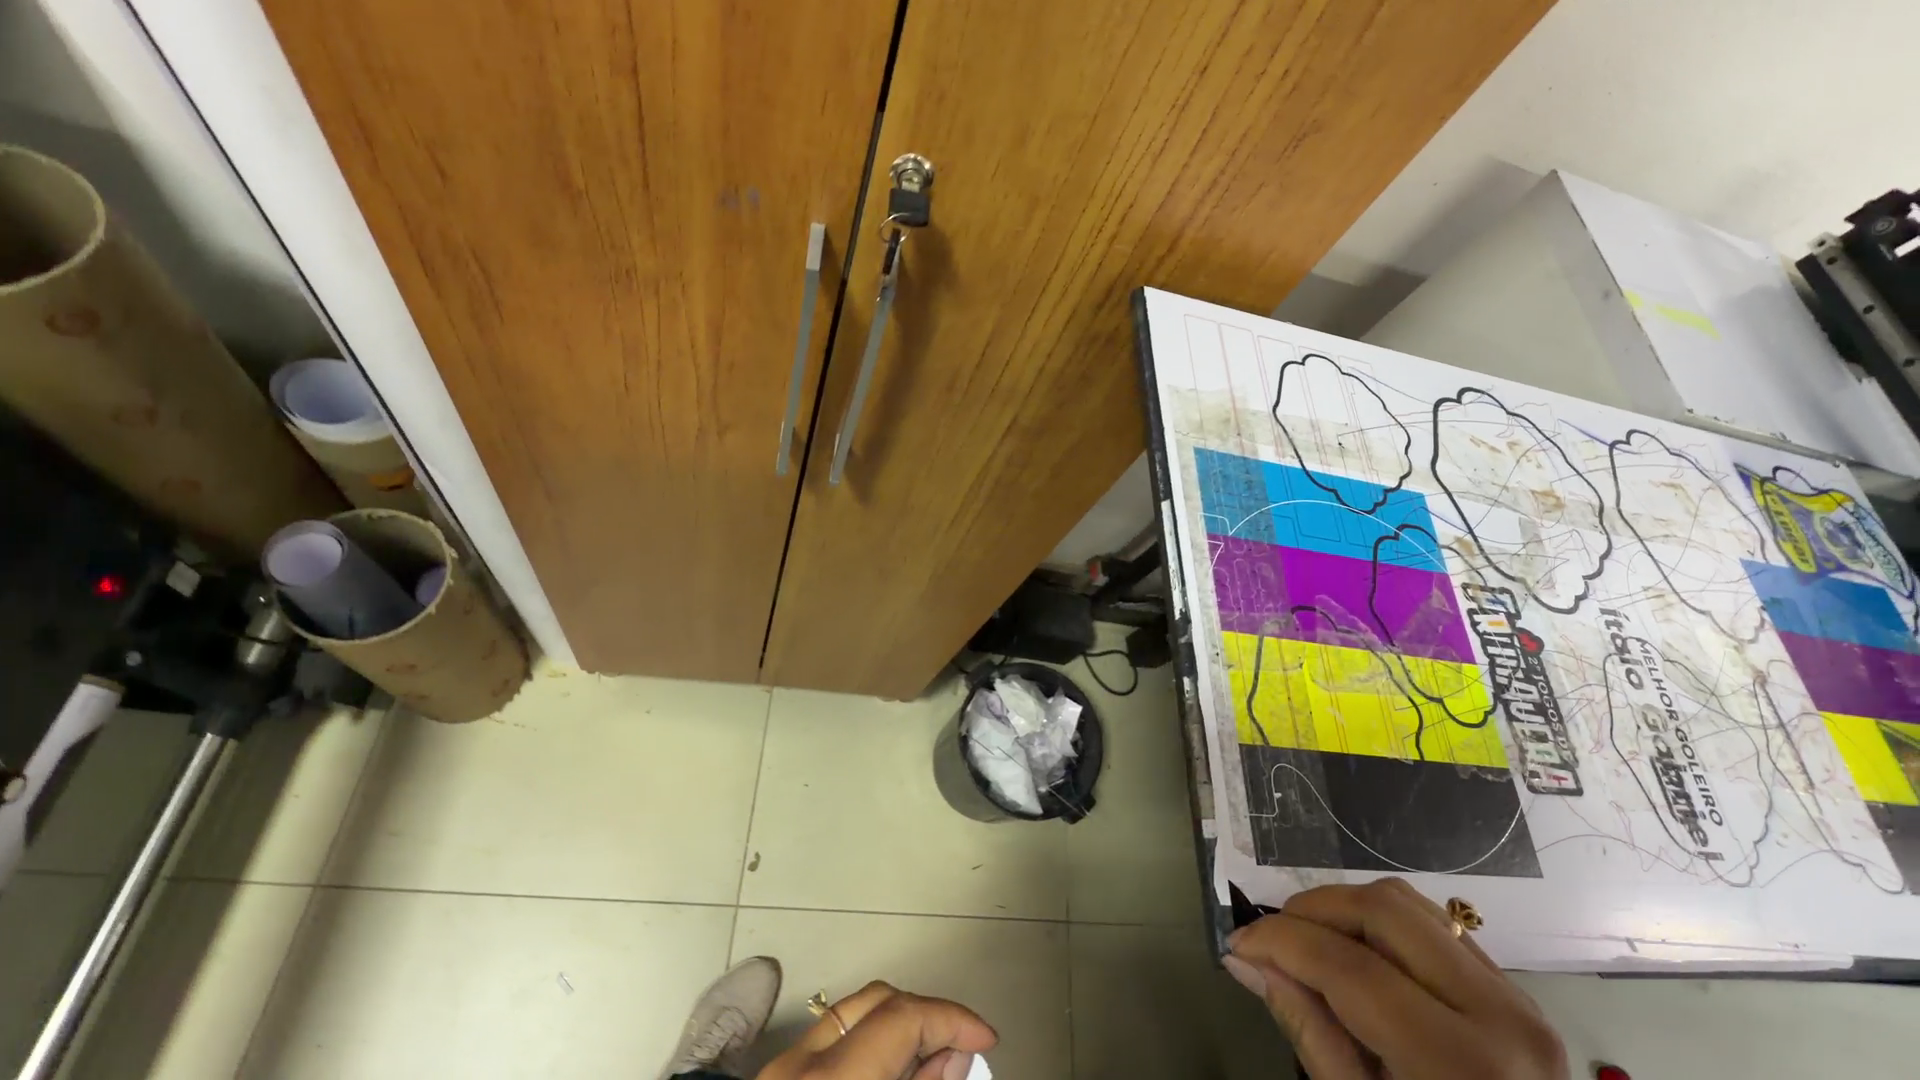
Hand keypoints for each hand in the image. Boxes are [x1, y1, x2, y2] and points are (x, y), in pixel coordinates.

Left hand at [753, 981, 997, 1079]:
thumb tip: (953, 1053)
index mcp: (833, 1078)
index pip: (902, 1016)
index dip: (952, 1019)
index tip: (986, 1038)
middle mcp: (798, 1061)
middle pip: (877, 1000)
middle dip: (927, 1014)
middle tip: (961, 1047)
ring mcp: (780, 1066)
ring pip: (851, 1014)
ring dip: (897, 1025)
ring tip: (929, 1056)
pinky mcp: (773, 1076)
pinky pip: (830, 1039)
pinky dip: (867, 1043)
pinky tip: (889, 1066)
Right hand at [1224, 878, 1567, 1079]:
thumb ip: (1308, 1030)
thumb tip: (1246, 960)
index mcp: (1460, 1062)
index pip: (1351, 967)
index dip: (1282, 942)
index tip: (1237, 942)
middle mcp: (1499, 1013)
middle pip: (1383, 912)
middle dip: (1311, 910)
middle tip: (1269, 937)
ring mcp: (1515, 996)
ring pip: (1408, 904)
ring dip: (1343, 907)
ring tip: (1306, 940)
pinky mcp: (1513, 990)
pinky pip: (1434, 924)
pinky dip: (1378, 921)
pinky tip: (1351, 949)